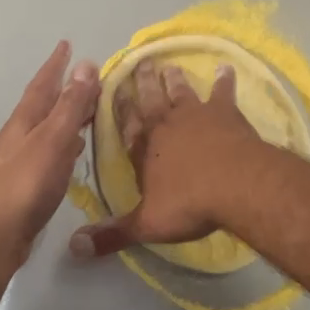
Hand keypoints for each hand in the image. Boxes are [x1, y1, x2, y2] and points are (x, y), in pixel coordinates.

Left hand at [0, 41, 98, 255]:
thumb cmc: (25, 184)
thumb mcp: (52, 140)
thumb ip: (70, 105)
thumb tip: (86, 63)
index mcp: (25, 121)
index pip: (43, 84)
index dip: (55, 64)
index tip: (67, 43)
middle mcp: (22, 135)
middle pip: (45, 104)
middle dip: (64, 87)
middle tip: (87, 74)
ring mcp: (24, 159)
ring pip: (50, 127)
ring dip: (67, 115)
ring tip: (88, 107)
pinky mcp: (30, 182)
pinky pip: (53, 151)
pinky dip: (67, 142)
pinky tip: (76, 150)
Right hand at [69, 58, 265, 257]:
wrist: (236, 184)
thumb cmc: (189, 204)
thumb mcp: (146, 224)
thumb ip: (112, 234)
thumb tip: (73, 248)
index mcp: (144, 149)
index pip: (125, 124)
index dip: (118, 106)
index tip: (111, 85)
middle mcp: (166, 125)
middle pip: (151, 99)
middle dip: (143, 82)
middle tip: (139, 61)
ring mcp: (197, 115)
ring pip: (181, 92)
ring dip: (174, 79)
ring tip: (168, 65)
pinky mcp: (226, 114)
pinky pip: (223, 93)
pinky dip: (224, 80)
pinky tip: (226, 68)